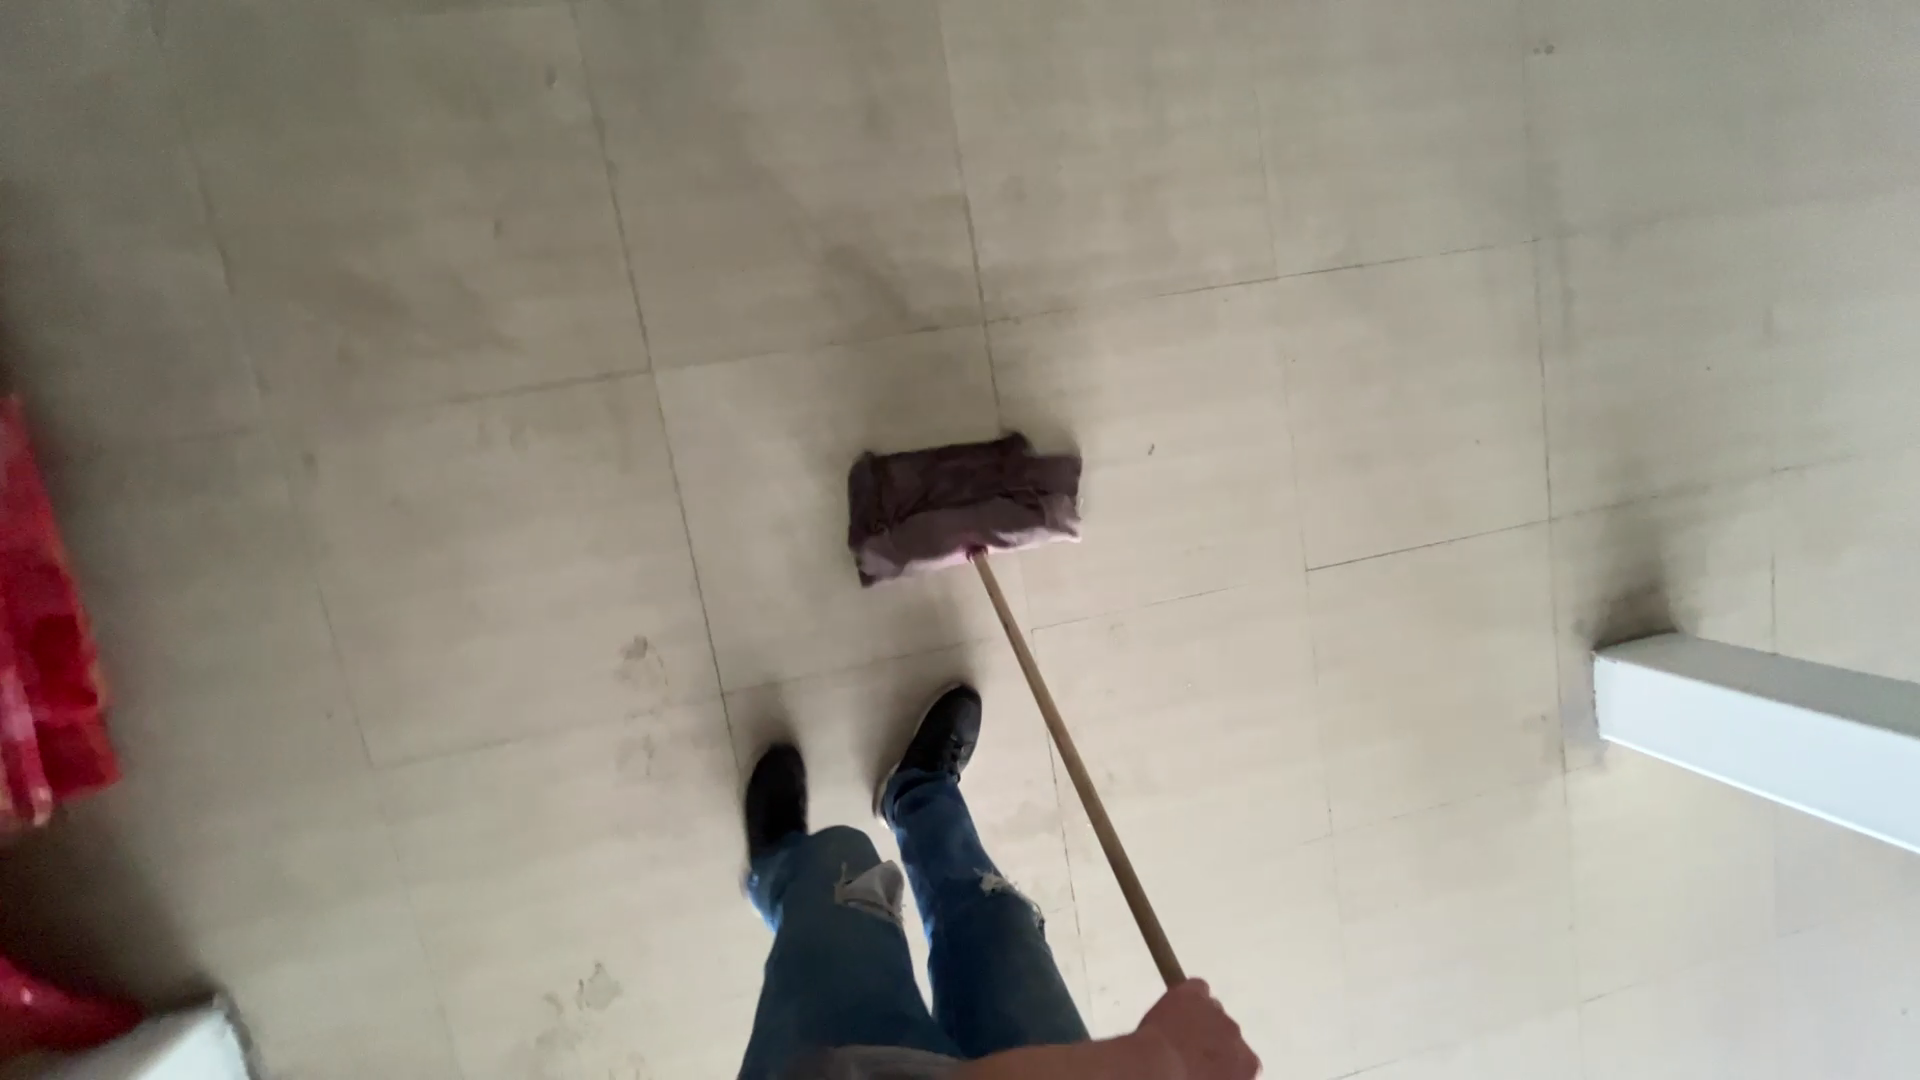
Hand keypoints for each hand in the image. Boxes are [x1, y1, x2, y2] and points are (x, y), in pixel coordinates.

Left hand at [1134, 979, 1259, 1079]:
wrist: (1161, 1067)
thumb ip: (1220, 1072)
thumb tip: (1210, 1066)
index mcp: (1248, 1064)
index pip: (1243, 1058)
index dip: (1224, 1059)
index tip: (1209, 1063)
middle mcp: (1237, 1034)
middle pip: (1227, 1031)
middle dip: (1212, 1037)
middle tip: (1191, 1046)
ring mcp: (1217, 1010)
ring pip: (1212, 1008)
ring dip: (1200, 1016)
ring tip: (1178, 1029)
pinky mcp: (1196, 992)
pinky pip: (1198, 987)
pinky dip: (1190, 994)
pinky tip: (1178, 1003)